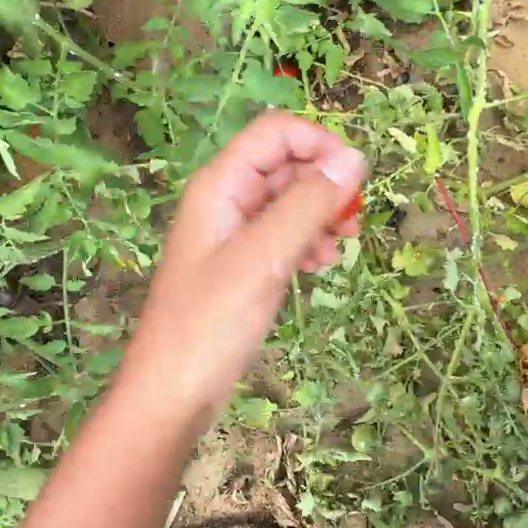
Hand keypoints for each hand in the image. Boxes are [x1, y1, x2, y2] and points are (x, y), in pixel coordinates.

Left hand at [118, 113, 365, 422]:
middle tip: (353, 221)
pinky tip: (319, 266)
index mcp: (221, 185)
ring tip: (340, 246)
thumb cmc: (210, 323)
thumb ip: (307, 205)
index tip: (355, 178)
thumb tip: (354, 159)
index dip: (319, 143)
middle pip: (287, 164)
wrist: (172, 394)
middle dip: (326, 183)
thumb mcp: (263, 258)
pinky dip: (309, 241)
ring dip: (322, 214)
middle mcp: (227, 200)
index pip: (276, 133)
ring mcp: (236, 234)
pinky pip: (285, 234)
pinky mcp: (245, 265)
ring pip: (291, 201)